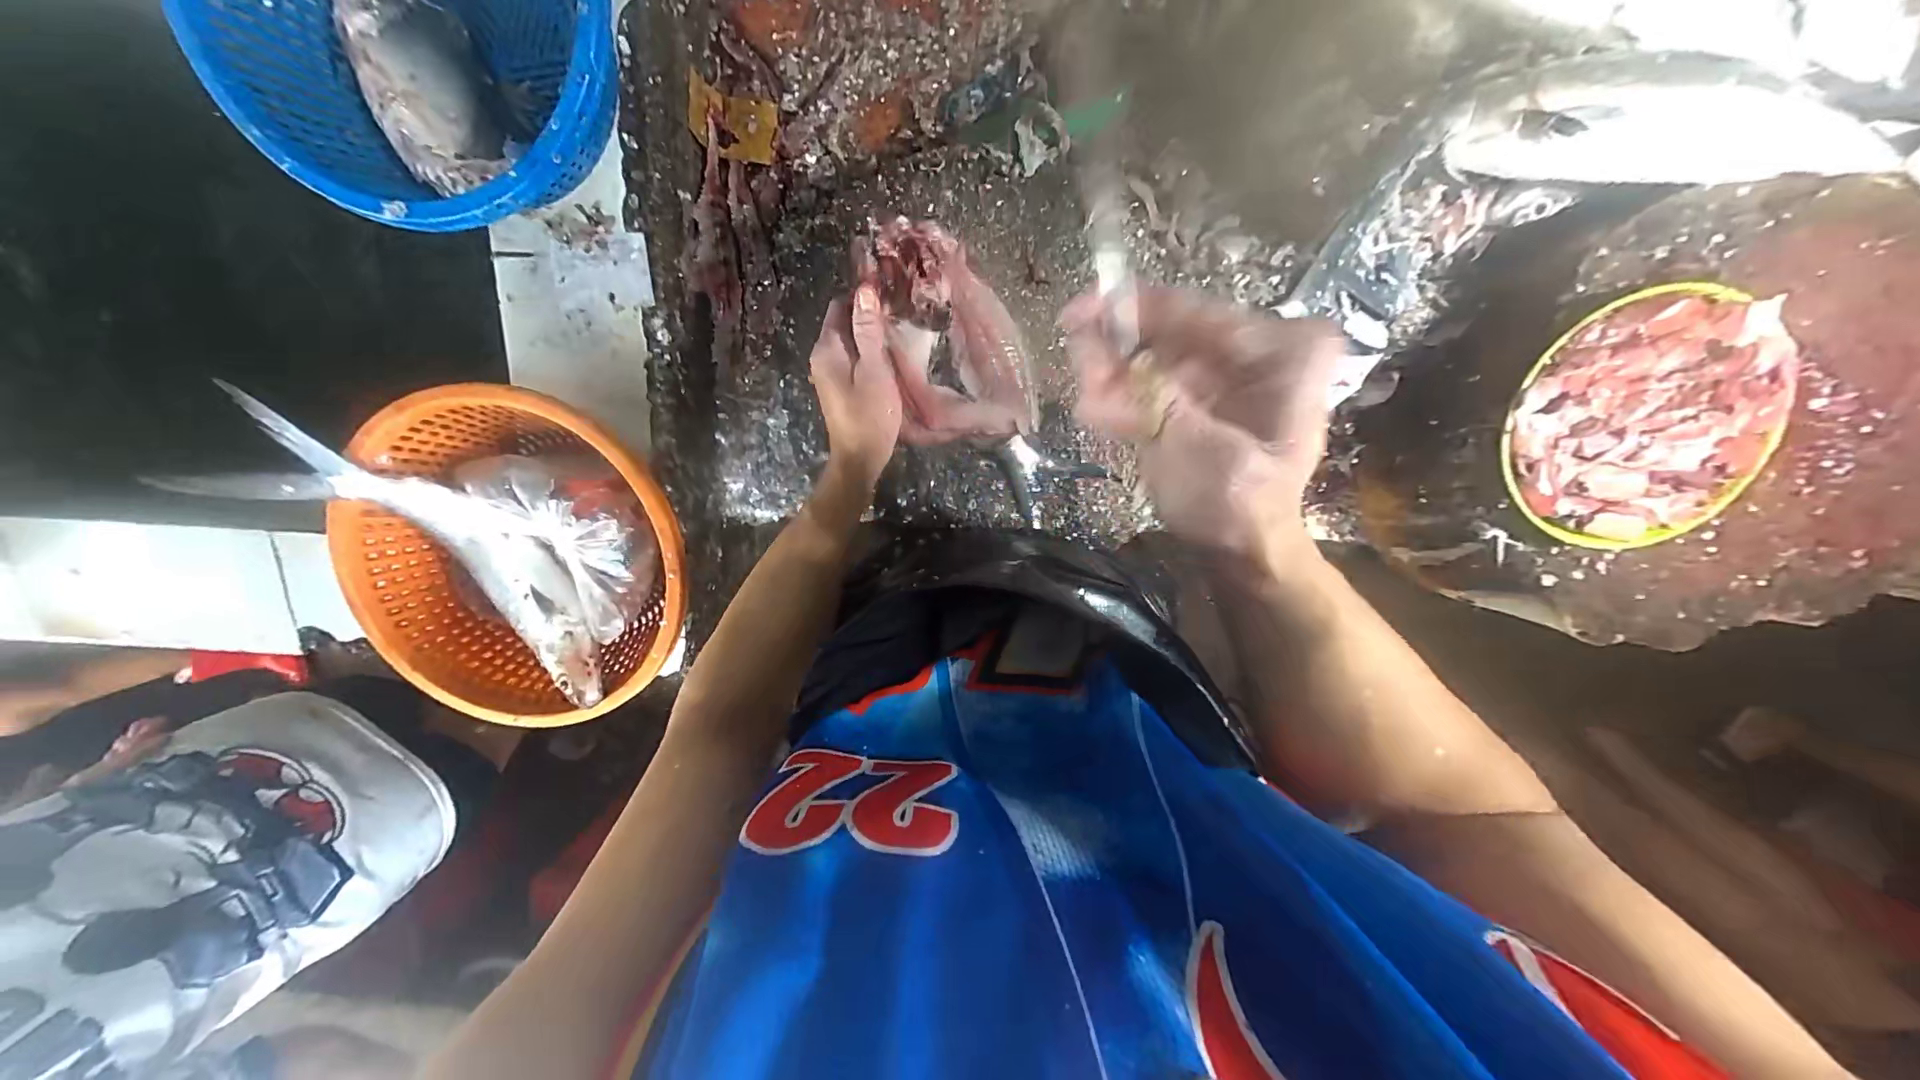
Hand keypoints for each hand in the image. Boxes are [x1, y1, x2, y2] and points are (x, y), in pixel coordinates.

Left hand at [809, 285, 902, 491]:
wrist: (860, 458)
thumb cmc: (869, 415)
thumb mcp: (874, 369)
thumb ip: (868, 330)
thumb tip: (865, 289)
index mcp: (826, 349)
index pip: (840, 305)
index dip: (863, 296)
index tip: (891, 293)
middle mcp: (822, 356)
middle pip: (844, 322)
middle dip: (869, 314)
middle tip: (901, 310)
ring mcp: (829, 373)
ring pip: (851, 342)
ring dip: (872, 335)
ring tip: (901, 329)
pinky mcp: (840, 386)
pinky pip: (854, 358)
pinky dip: (870, 353)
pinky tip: (891, 356)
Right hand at [1065, 287, 1344, 553]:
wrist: (1247, 555)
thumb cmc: (1241, 506)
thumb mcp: (1201, 451)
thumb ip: (1149, 402)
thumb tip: (1091, 361)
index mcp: (1281, 350)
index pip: (1196, 312)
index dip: (1134, 307)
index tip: (1082, 309)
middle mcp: (1255, 353)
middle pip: (1170, 333)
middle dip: (1117, 345)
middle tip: (1070, 348)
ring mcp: (1223, 380)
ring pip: (1154, 360)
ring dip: (1112, 374)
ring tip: (1081, 391)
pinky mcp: (1196, 405)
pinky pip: (1152, 388)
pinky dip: (1121, 398)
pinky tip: (1093, 408)